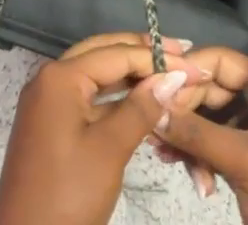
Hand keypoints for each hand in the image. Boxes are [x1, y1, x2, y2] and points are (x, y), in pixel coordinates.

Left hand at [0, 33, 203, 224]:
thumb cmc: (68, 193)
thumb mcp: (110, 149)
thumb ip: (141, 108)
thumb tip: (173, 76)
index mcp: (60, 77)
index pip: (115, 54)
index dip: (157, 58)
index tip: (197, 64)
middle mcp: (50, 79)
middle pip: (103, 55)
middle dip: (142, 54)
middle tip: (184, 54)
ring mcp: (49, 102)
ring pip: (96, 77)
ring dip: (131, 76)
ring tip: (171, 75)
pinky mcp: (53, 124)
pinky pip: (89, 99)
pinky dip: (116, 99)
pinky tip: (144, 104)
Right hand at [155, 47, 247, 224]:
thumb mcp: (246, 162)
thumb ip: (197, 132)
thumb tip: (152, 107)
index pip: (221, 62)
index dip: (188, 70)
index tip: (155, 87)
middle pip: (208, 90)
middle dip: (181, 110)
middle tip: (154, 129)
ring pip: (203, 119)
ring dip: (184, 137)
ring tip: (164, 156)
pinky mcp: (243, 160)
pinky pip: (208, 144)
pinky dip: (194, 156)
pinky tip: (186, 174)